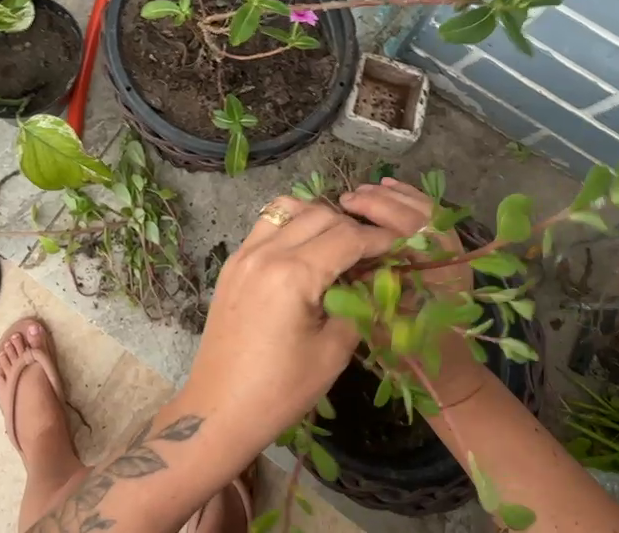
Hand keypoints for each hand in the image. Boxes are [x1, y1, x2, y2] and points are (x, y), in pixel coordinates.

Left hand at [179, 196, 397, 454]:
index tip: (399, 245)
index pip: (347, 237)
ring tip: (337, 244)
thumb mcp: (333, 353)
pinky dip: (290, 224)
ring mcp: (244, 253)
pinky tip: (305, 248)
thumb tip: (372, 282)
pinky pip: (266, 224)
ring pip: (289, 209)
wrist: (219, 408)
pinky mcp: (232, 262)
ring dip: (318, 217)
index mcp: (293, 274)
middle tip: (372, 252)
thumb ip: (357, 307)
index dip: (378, 239)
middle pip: (320, 215)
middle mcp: (266, 252)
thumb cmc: (280, 389)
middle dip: (352, 227)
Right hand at [339, 177, 491, 407]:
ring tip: (365, 190)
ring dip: (396, 196)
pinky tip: (391, 189)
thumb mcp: (380, 321)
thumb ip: (365, 283)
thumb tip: (343, 247)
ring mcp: (456, 253)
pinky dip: (412, 199)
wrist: (450, 373)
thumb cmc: (411, 354)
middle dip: (381, 200)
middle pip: (417, 212)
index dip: (375, 210)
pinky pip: (434, 216)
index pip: (407, 227)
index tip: (345, 205)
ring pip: (427, 209)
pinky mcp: (453, 252)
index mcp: (436, 274)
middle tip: (348, 197)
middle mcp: (451, 257)